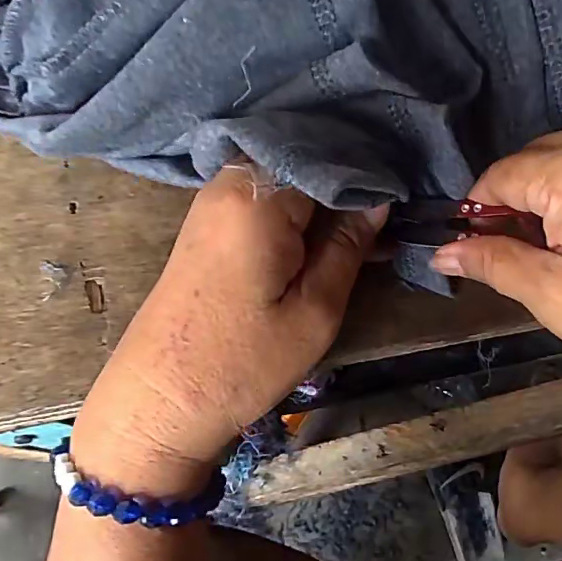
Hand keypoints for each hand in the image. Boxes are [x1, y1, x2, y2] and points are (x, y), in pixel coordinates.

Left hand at [73, 166, 385, 490]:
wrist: (158, 401)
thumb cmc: (241, 363)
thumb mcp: (315, 311)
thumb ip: (348, 247)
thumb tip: (378, 200)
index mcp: (257, 198)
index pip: (328, 159)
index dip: (369, 174)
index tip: (403, 195)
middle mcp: (229, 183)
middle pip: (302, 160)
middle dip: (346, 181)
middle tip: (388, 211)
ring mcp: (211, 201)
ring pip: (283, 178)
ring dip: (321, 197)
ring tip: (361, 224)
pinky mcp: (205, 223)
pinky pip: (262, 196)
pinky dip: (295, 208)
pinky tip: (321, 231)